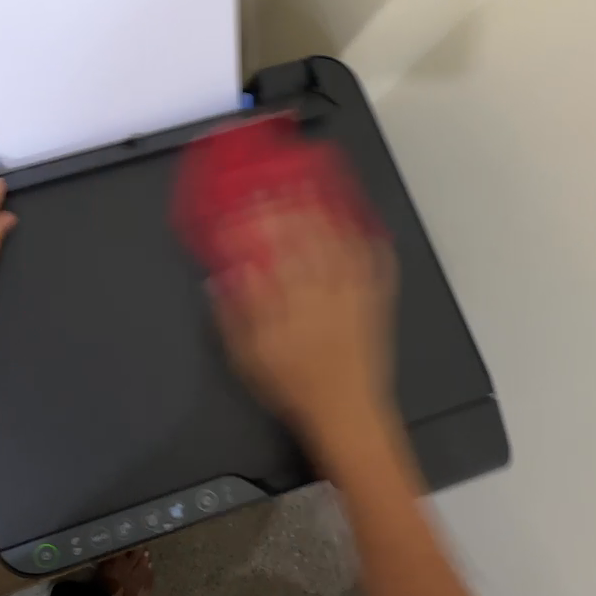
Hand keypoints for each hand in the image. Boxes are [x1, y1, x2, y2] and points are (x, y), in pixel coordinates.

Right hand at [209, 200, 397, 453]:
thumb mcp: (247, 357)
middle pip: (306, 237)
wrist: (346, 414)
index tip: (248, 199)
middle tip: (281, 181)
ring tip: (317, 185)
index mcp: (287, 300)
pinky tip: (365, 226)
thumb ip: (233, 315)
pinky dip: (370, 242)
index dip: (259, 220)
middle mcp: (321, 290)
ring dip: (328, 212)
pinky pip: (375, 265)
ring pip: (339, 243)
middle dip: (292, 205)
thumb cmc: (292, 388)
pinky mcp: (374, 303)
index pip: (270, 248)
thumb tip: (220, 278)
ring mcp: (351, 294)